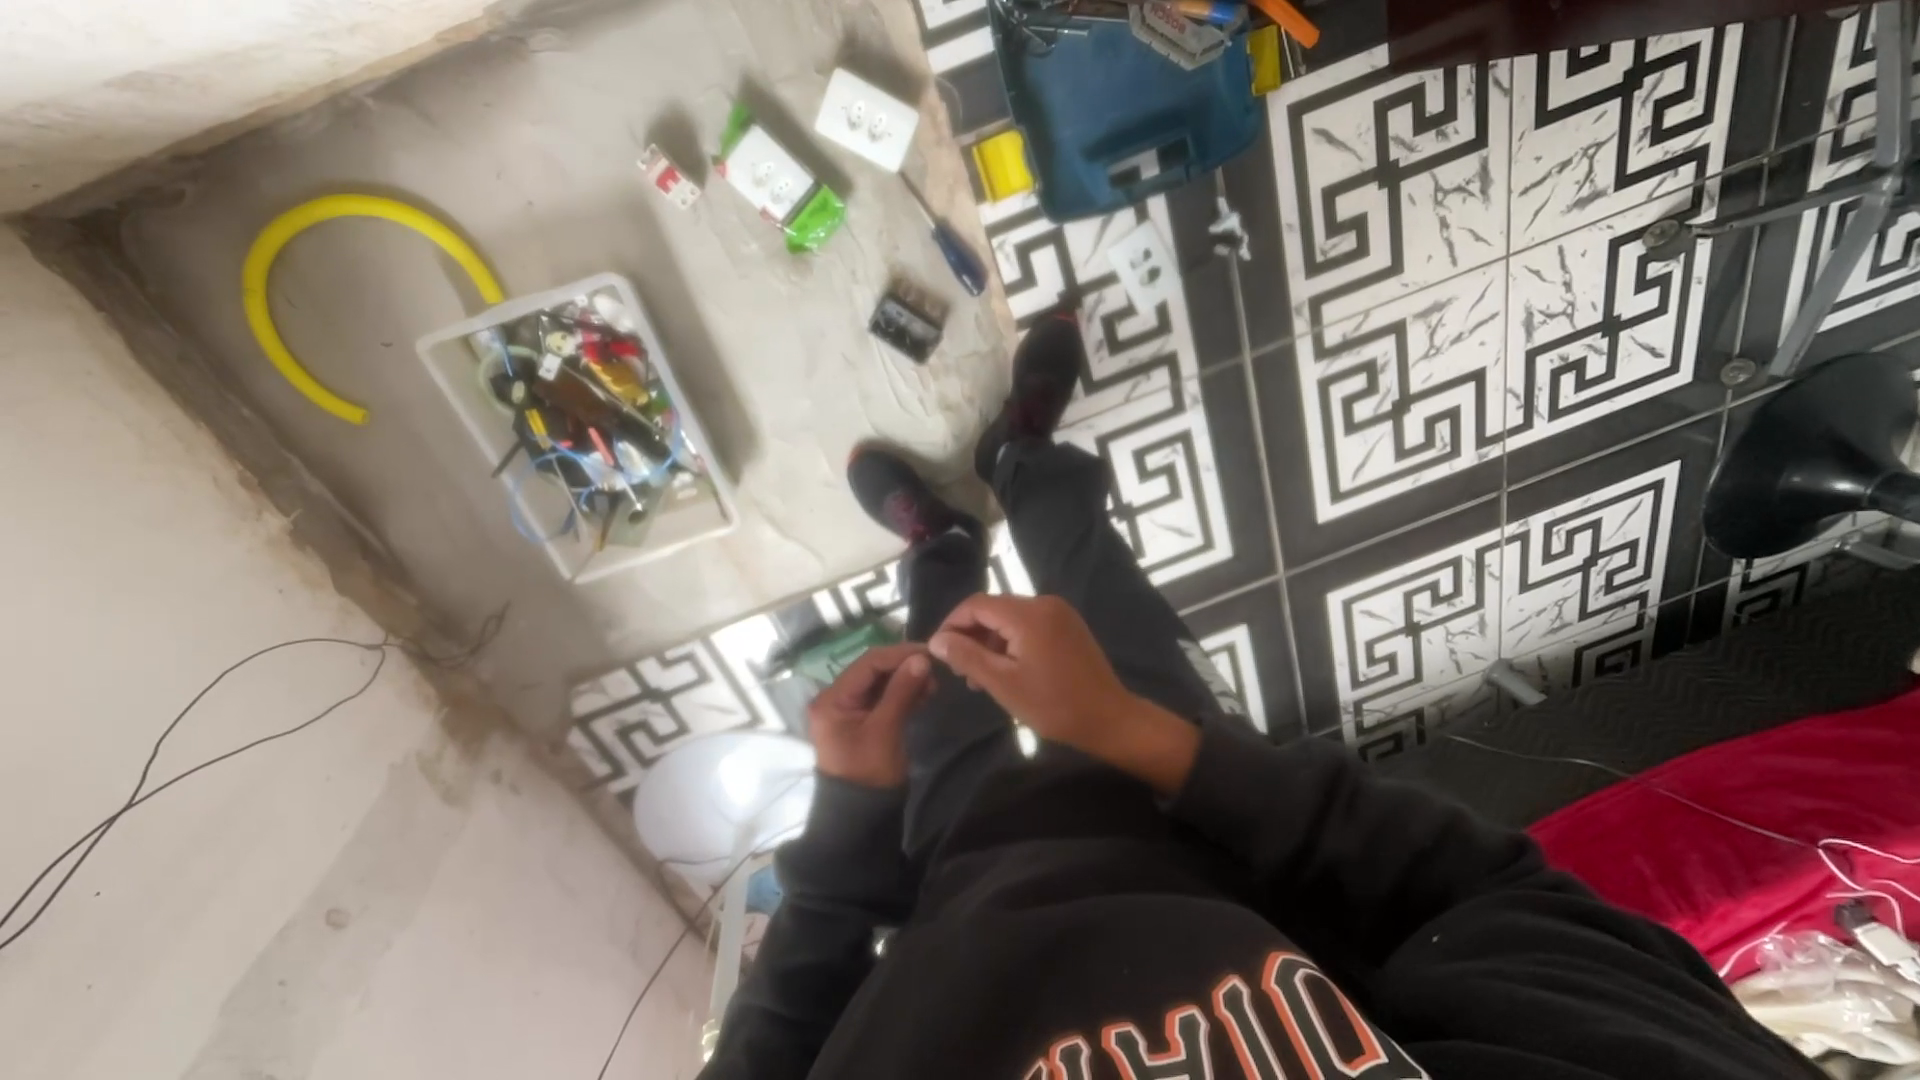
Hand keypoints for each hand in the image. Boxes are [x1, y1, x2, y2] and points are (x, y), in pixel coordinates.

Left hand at [806, 644, 934, 788]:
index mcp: (831, 699)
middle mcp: (835, 699)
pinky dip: (902, 693)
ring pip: (880, 683)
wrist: (860, 817)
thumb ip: (901, 692)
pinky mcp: (862, 721)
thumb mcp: (885, 730)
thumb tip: (921, 659)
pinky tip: (924, 694)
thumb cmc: (869, 773)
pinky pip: (882, 698)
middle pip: (873, 671)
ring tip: (932, 685)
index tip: (929, 653)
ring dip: (905, 679)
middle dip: (904, 667)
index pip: (867, 663)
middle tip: (934, 671)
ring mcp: (848, 710)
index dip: (899, 654)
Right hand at [927, 595, 1198, 794]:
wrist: (1109, 718)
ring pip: (1010, 618)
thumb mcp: (1002, 683)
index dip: (952, 624)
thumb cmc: (1053, 704)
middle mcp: (1044, 603)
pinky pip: (1029, 625)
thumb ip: (966, 656)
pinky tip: (1005, 669)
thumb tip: (936, 640)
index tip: (938, 651)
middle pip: (994, 609)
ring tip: (978, 676)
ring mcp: (1060, 613)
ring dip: (990, 641)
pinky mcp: (1069, 626)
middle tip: (958, 669)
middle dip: (971, 635)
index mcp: (1028, 614)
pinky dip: (1011, 642)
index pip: (976, 604)